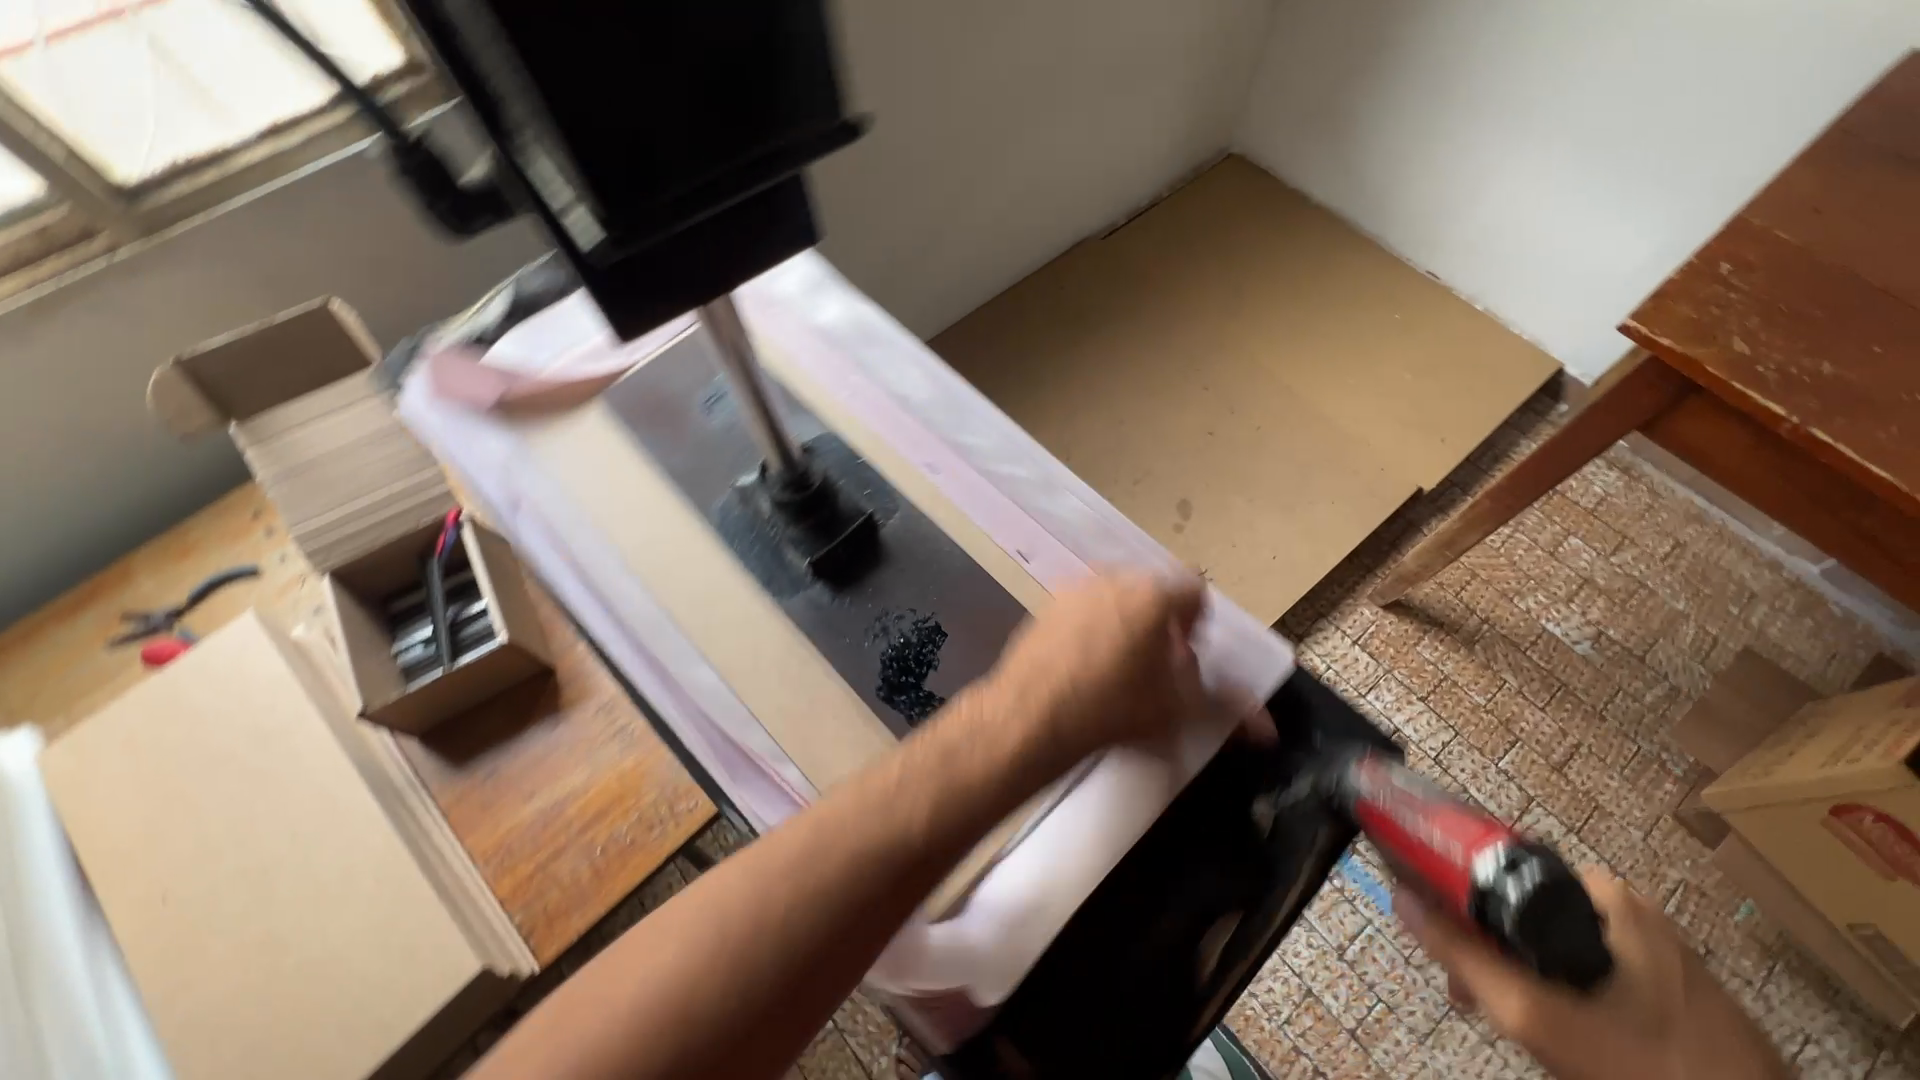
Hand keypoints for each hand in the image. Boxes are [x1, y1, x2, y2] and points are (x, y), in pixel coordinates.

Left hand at [981, 572, 1213, 770]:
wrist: (1029, 717)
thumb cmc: (1113, 708)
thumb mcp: (1175, 710)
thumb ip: (1226, 708)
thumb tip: (1267, 729)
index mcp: (1154, 594)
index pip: (1196, 590)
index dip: (1198, 623)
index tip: (1189, 655)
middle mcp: (1114, 578)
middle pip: (1154, 591)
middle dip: (1162, 622)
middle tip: (1158, 664)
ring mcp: (1074, 589)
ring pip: (1116, 597)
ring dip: (1127, 623)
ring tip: (1121, 668)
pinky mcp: (1044, 606)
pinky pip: (1082, 609)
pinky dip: (1092, 628)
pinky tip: (1085, 667)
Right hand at [1397, 867, 1789, 1079]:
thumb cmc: (1645, 1067)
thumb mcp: (1537, 1015)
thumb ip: (1463, 955)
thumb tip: (1401, 898)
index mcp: (1607, 897)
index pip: (1504, 873)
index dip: (1460, 905)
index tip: (1444, 949)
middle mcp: (1634, 911)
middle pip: (1529, 912)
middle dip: (1490, 953)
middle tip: (1474, 1001)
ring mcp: (1660, 953)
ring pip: (1559, 948)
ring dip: (1523, 979)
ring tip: (1514, 1026)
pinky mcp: (1675, 991)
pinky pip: (1595, 975)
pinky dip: (1563, 995)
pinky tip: (1562, 1036)